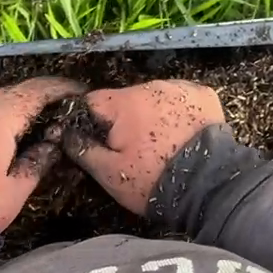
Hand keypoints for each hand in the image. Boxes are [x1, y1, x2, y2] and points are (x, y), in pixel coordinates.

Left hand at [0, 77, 87, 229]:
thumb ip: (38, 162)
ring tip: (45, 117)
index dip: (61, 90)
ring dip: (23, 104)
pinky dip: (7, 115)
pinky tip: (16, 130)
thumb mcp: (16, 189)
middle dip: (43, 94)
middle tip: (65, 104)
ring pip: (0, 102)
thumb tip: (53, 143)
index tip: (81, 93)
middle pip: (17, 92)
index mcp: (1, 119)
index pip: (37, 93)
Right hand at [73, 81, 225, 214]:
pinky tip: (181, 135)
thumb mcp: (108, 174)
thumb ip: (82, 149)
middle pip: (124, 100)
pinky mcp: (204, 95)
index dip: (89, 123)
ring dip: (150, 116)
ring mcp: (180, 87)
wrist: (208, 186)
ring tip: (160, 146)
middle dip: (123, 122)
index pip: (92, 102)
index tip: (95, 143)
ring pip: (153, 99)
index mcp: (124, 103)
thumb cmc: (152, 182)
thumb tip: (64, 133)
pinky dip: (177, 114)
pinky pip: (180, 100)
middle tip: (132, 153)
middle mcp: (151, 86)